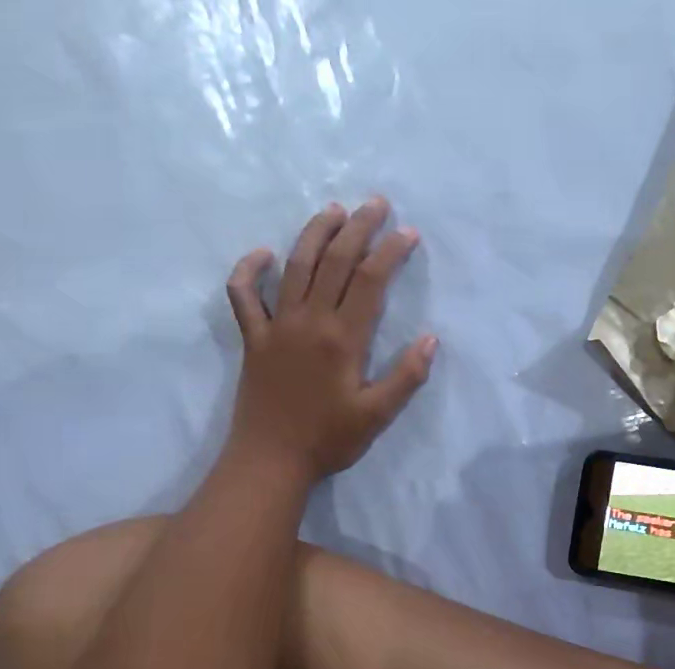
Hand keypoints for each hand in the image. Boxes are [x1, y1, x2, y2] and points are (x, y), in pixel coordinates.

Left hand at [226, 197, 437, 476]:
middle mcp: (308, 321)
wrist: (271, 459)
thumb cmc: (330, 439)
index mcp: (342, 339)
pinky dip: (249, 270)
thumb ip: (405, 376)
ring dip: (314, 234)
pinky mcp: (253, 339)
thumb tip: (431, 340)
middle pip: (333, 263)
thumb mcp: (377, 415)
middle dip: (357, 229)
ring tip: (334, 211)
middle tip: (376, 203)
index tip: (408, 233)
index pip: (369, 283)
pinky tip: (262, 254)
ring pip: (294, 267)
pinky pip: (243, 296)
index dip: (390, 253)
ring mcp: (276, 327)